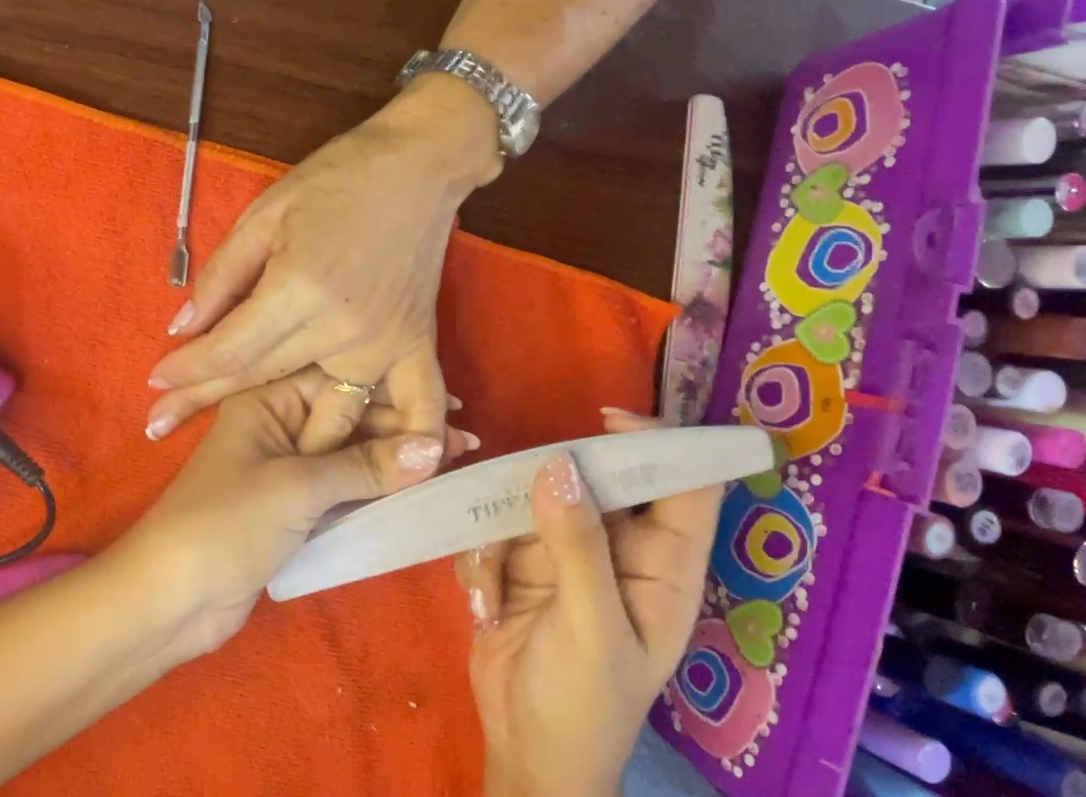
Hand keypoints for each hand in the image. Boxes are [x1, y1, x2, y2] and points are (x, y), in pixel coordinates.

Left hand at [112, 368, 463, 657]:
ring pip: (349, 457)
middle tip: (465, 444)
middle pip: (349, 420)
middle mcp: (276, 426)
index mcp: (265, 400)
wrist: (172, 595)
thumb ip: (364, 466)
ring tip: (453, 465)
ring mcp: (283, 470)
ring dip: (393, 463)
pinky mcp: (290, 509)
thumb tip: (433, 446)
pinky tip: (414, 494)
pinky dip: (374, 492)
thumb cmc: (224, 523)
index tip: (450, 408)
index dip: (394, 399)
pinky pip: (341, 491)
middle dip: (402, 432)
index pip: (340, 385)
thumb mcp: (297, 487)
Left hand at [147, 79, 501, 451]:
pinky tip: (406, 477)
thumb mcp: (263, 216)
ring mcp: (383, 342)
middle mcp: (339, 329)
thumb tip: (182, 328)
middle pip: (261, 378)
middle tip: (156, 426)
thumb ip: (222, 277)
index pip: (229, 348)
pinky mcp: (417, 341)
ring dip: (280, 437)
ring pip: (320, 402)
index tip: (154, 385)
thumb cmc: (334, 180)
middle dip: (202, 399)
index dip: (187, 370)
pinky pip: (417, 401)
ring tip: (234, 468)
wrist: (417, 165)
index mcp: (297, 289)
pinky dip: (412, 439)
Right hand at [455, 410, 722, 796]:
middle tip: (511, 502)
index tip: (605, 417)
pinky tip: (484, 605)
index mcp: (663, 566)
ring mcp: (563, 556)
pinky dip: (480, 562)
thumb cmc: (582, 700)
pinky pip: (492, 532)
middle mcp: (617, 550)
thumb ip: (576, 544)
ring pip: (528, 501)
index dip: (662, 443)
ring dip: (499, 534)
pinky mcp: (517, 565)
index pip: (684, 486)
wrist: (525, 749)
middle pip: (594, 481)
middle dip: (547, 484)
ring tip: (493, 584)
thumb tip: (558, 463)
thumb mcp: (589, 625)